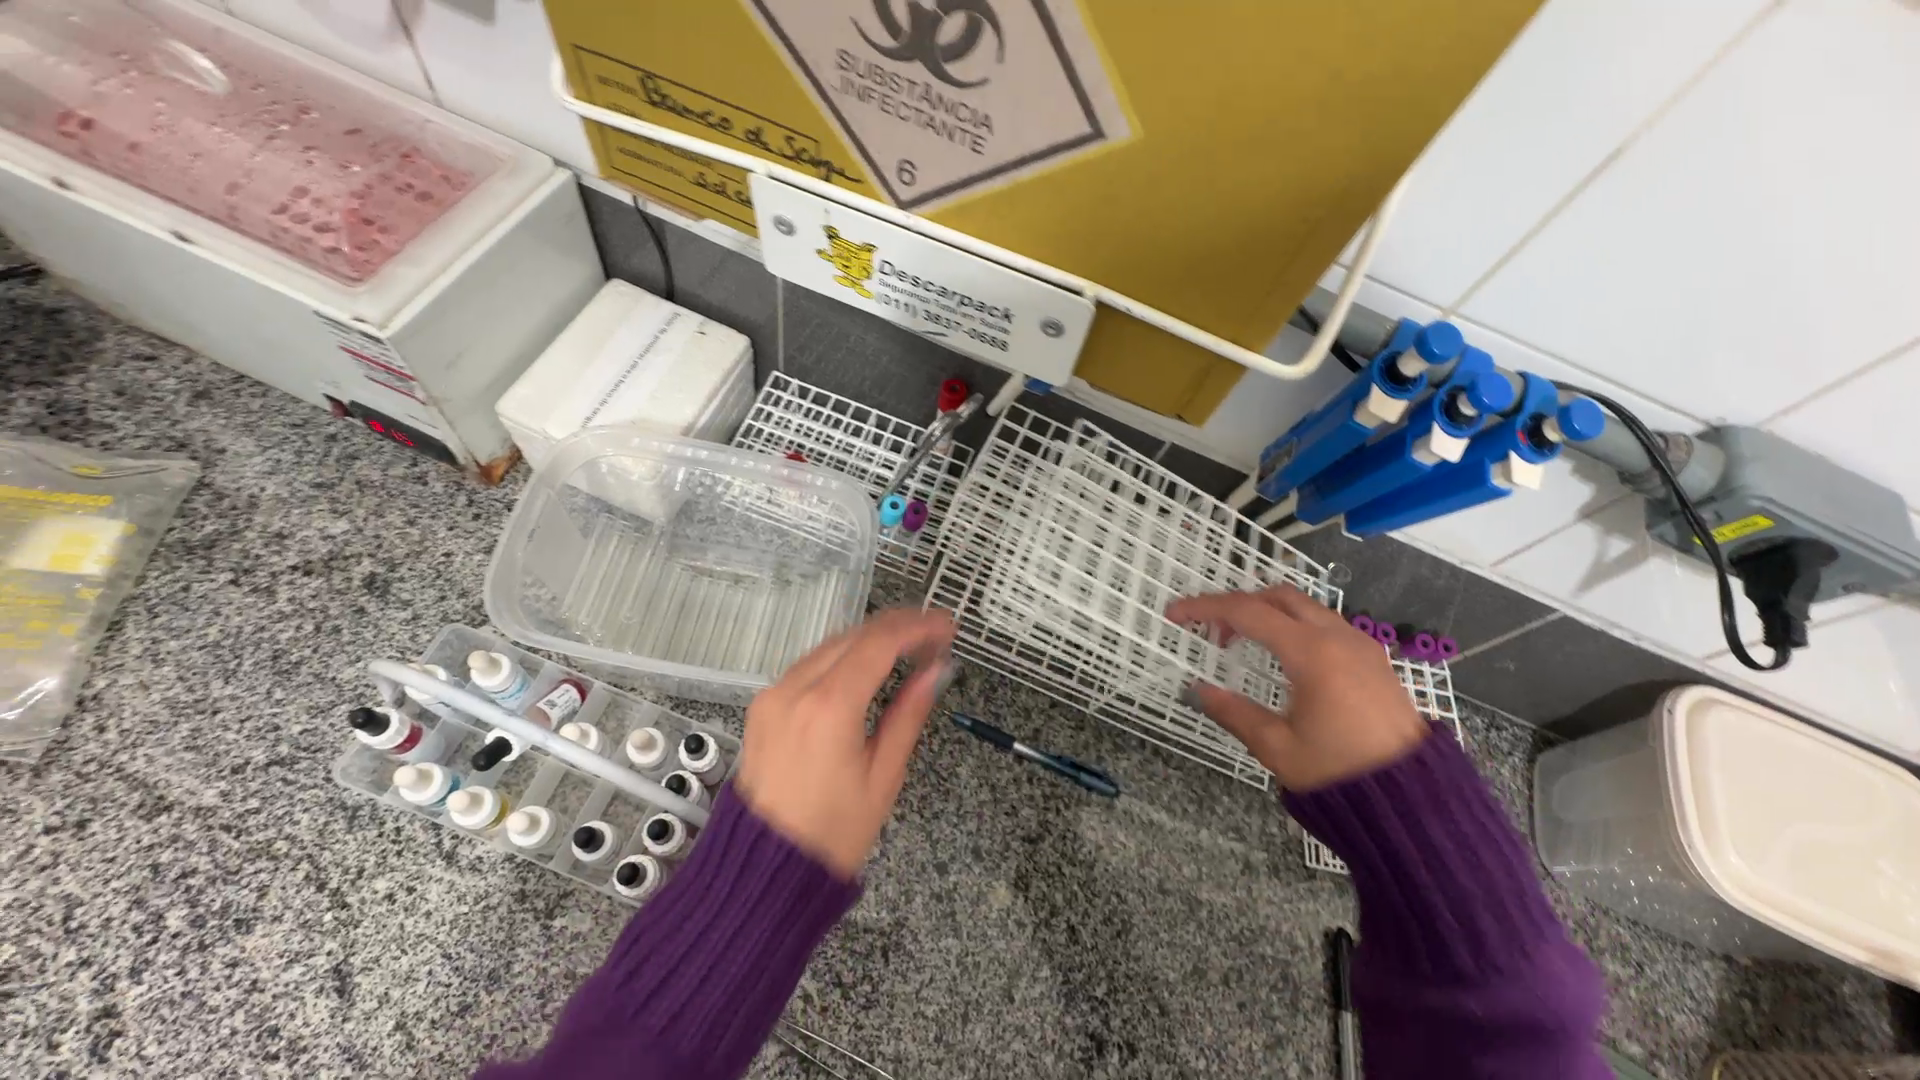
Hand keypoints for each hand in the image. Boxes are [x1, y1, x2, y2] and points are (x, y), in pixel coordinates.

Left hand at [735, 608, 956, 879]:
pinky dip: (840, 657)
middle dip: (896, 626)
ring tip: (907, 645)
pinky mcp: (763, 708)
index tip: (945, 626)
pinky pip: (806, 666)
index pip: (879, 644)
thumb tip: (933, 673)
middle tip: (933, 633)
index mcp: (828, 708)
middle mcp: (794, 691)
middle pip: (853, 636)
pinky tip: (864, 665)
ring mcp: (773, 697)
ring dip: (868, 639)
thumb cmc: (831, 834)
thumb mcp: (884, 776)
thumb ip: (908, 715)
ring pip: (828, 646)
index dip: (917, 627)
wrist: (766, 869)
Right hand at [1165, 586, 1428, 792]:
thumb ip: (1233, 712)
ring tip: (1242, 644)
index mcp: (1311, 652)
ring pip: (1305, 607)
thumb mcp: (1277, 747)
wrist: (1412, 799)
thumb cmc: (1339, 771)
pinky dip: (1295, 626)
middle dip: (1239, 605)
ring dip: (1268, 614)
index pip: (1247, 612)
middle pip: (1278, 596)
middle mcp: (1338, 636)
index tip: (1175, 615)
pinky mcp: (1374, 659)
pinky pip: (1326, 624)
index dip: (1205, 608)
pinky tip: (1283, 658)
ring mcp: (1361, 644)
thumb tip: (1198, 690)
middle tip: (1212, 632)